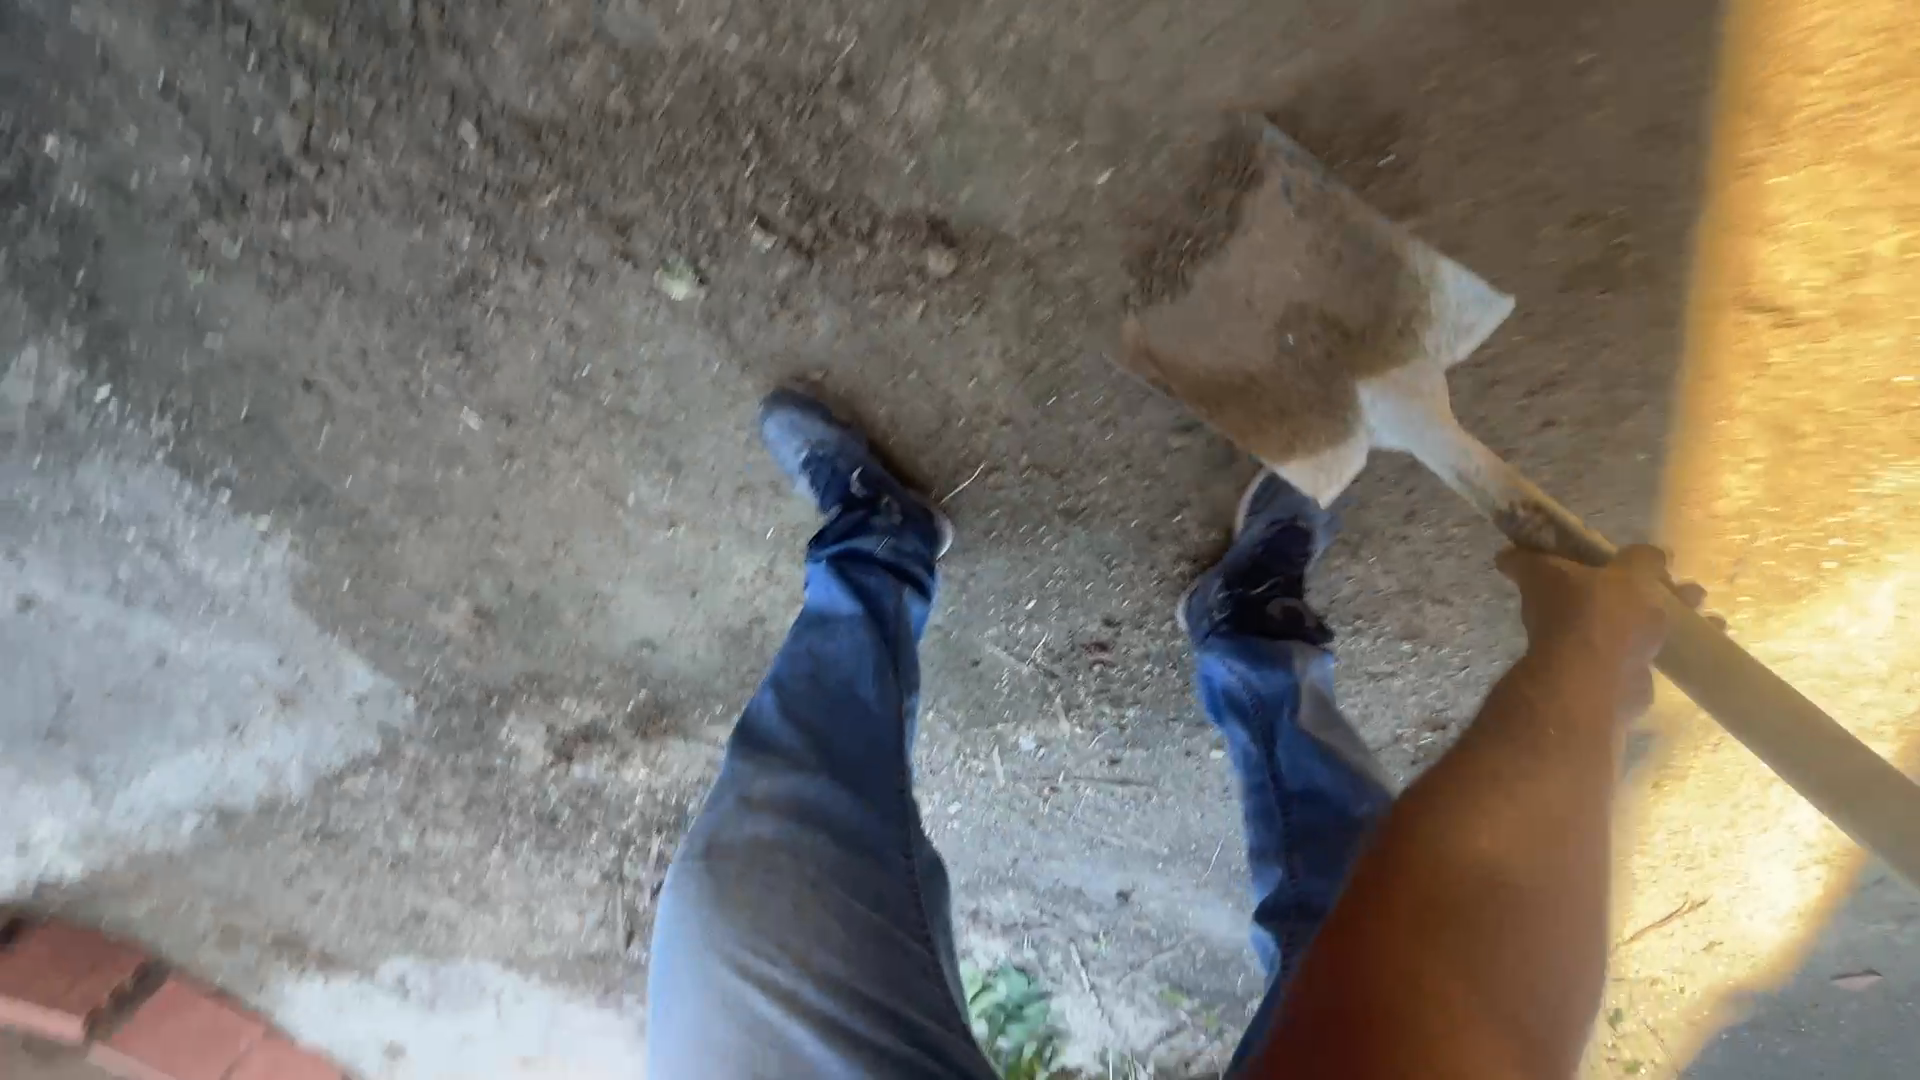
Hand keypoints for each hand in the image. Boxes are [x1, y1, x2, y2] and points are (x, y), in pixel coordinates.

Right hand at [1496, 545, 1702, 720]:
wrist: (1580, 675)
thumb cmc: (1565, 613)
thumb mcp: (1536, 577)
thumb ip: (1525, 562)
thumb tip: (1507, 555)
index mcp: (1636, 577)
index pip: (1649, 555)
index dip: (1638, 555)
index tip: (1622, 558)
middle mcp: (1657, 609)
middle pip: (1682, 594)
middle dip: (1674, 593)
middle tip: (1646, 597)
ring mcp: (1658, 646)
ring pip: (1677, 631)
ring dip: (1663, 629)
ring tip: (1637, 632)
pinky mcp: (1649, 679)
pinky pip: (1649, 663)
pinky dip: (1637, 661)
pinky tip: (1614, 663)